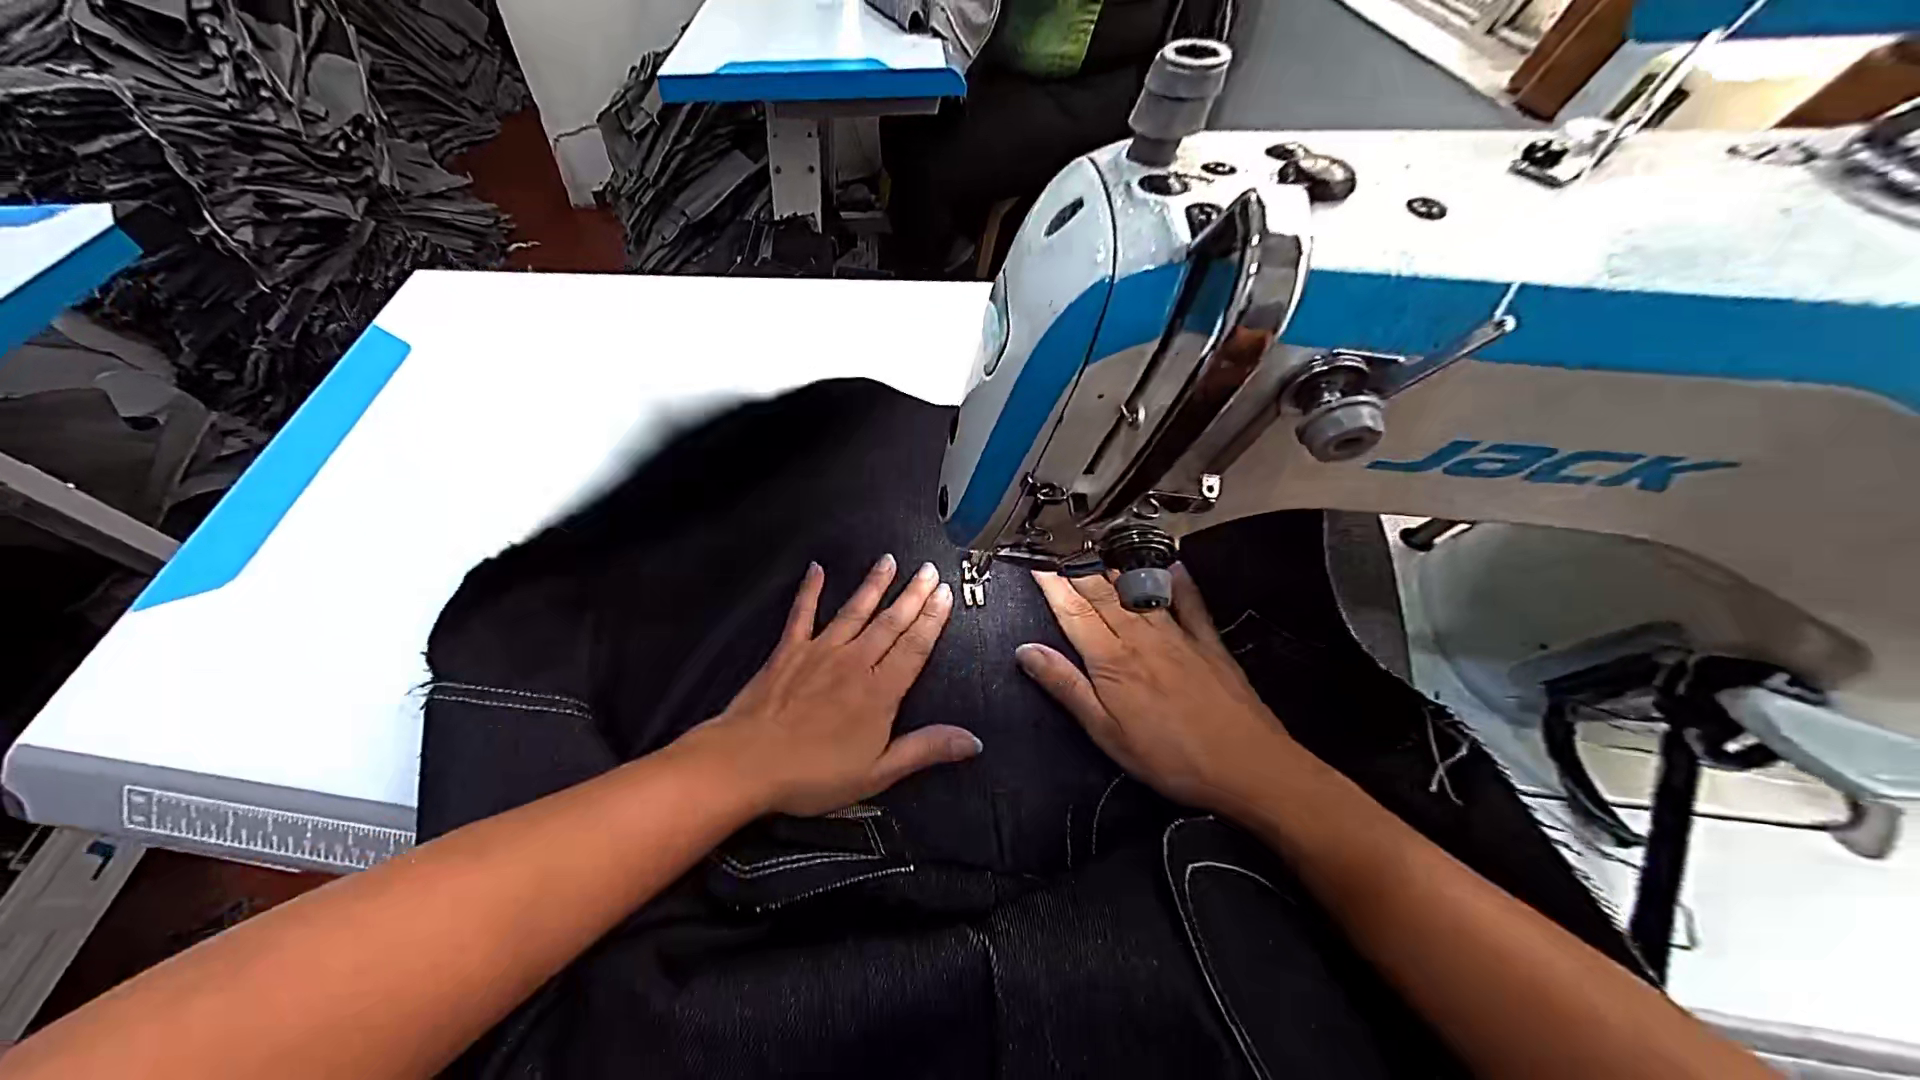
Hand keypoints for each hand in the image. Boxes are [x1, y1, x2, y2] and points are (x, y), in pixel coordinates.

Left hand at [686, 556, 979, 816]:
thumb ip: (925, 750)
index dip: (933, 619)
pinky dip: (810, 590)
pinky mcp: (788, 651)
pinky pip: (802, 613)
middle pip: (890, 622)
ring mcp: (820, 651)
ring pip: (855, 610)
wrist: (746, 763)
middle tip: (928, 570)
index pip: (915, 647)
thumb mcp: (877, 773)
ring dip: (874, 584)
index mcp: (879, 692)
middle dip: (913, 594)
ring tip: (888, 560)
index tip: (944, 594)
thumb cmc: (812, 774)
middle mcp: (854, 662)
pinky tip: (817, 569)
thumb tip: (973, 741)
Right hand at [1016, 565, 1296, 812]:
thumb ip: (1066, 686)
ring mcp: (1178, 637)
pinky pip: (1189, 602)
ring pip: (1138, 592)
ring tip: (1099, 552)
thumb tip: (1030, 654)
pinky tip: (1172, 565)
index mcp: (1113, 662)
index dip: (1053, 587)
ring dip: (1115, 570)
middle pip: (1103, 595)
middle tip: (1062, 552)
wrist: (1247, 764)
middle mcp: (1143, 640)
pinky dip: (1179, 581)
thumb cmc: (1175, 758)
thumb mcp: (1106, 731)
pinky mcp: (1207, 643)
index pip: (1074, 612)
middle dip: (1078, 571)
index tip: (1039, 568)